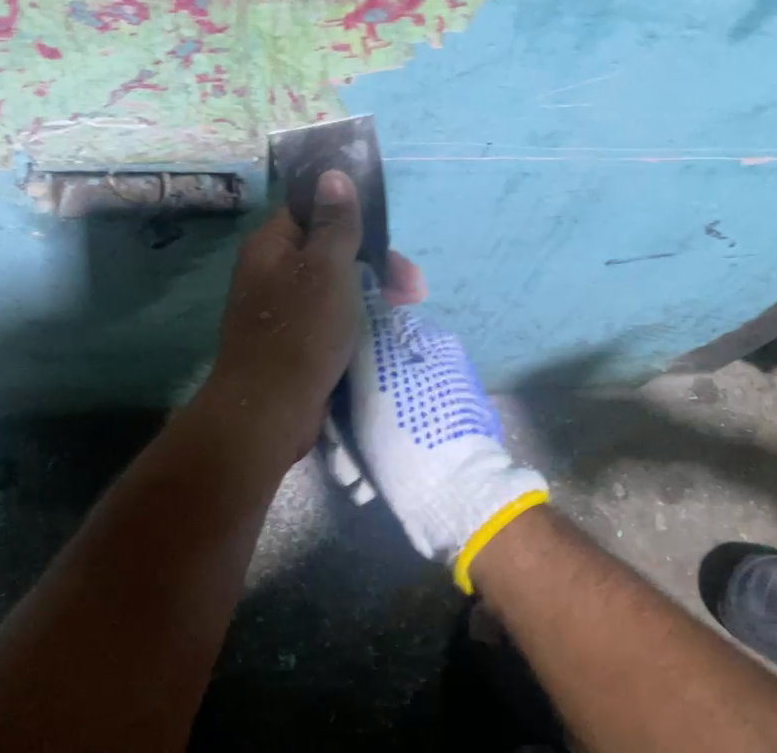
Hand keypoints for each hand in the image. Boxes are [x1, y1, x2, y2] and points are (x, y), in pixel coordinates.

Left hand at [197, 170, 422, 467]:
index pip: (312, 210)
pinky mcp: (292, 341)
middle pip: (329, 249)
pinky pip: (329, 317)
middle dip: (374, 261)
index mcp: (271, 245)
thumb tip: (333, 174)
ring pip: (333, 285)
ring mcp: (281, 308)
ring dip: (370, 290)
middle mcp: (271, 271)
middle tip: (412, 285)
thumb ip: (335, 222)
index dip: (352, 216)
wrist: (269, 410)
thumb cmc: (301, 330)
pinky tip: (382, 327)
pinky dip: (355, 317)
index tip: (387, 234)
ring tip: (407, 305)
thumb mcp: (326, 267)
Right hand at [347, 289, 547, 590]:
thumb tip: (358, 277)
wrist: (451, 499)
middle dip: (342, 413)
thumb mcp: (375, 370)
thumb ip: (363, 325)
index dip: (339, 359)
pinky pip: (383, 439)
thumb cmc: (407, 429)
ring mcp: (431, 406)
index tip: (325, 387)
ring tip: (353, 468)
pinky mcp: (429, 442)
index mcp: (427, 340)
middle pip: (363, 377)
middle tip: (338, 441)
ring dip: (350, 442)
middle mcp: (430, 367)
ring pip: (366, 413)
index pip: (366, 330)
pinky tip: (365, 479)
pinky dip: (369, 459)